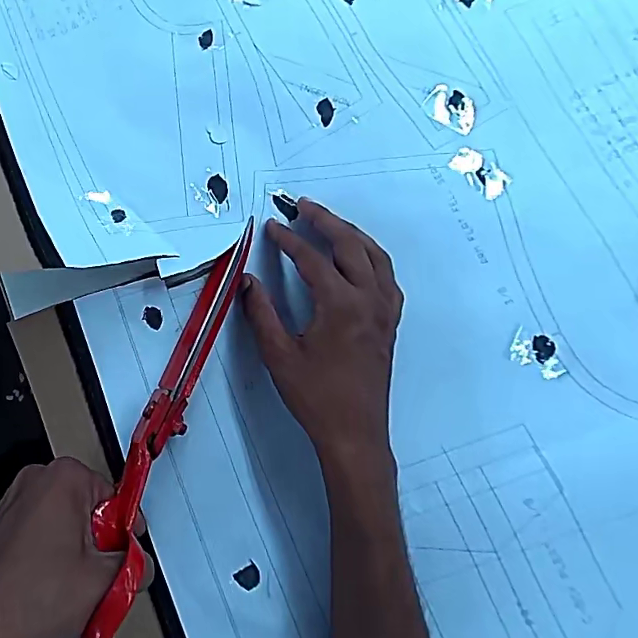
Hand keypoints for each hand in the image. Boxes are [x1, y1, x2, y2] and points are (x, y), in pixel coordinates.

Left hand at [0, 458, 142, 637]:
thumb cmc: (26, 600)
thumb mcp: (104, 582)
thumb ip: (133, 565)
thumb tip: (139, 563)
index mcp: (64, 479)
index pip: (114, 497)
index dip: (125, 531)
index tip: (128, 552)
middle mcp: (36, 480)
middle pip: (89, 509)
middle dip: (100, 545)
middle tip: (104, 577)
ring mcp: (16, 500)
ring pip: (66, 524)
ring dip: (78, 554)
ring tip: (78, 590)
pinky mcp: (3, 523)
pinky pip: (43, 533)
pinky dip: (54, 556)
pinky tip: (55, 589)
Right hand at [240, 199, 403, 475]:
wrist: (354, 432)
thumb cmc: (315, 396)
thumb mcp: (278, 354)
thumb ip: (261, 313)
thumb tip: (247, 281)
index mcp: (340, 306)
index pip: (311, 259)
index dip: (288, 240)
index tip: (271, 227)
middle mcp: (369, 301)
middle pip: (351, 245)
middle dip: (326, 220)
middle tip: (302, 206)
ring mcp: (385, 311)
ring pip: (375, 256)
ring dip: (351, 233)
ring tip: (329, 221)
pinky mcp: (390, 322)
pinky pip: (386, 276)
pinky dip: (370, 256)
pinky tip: (356, 258)